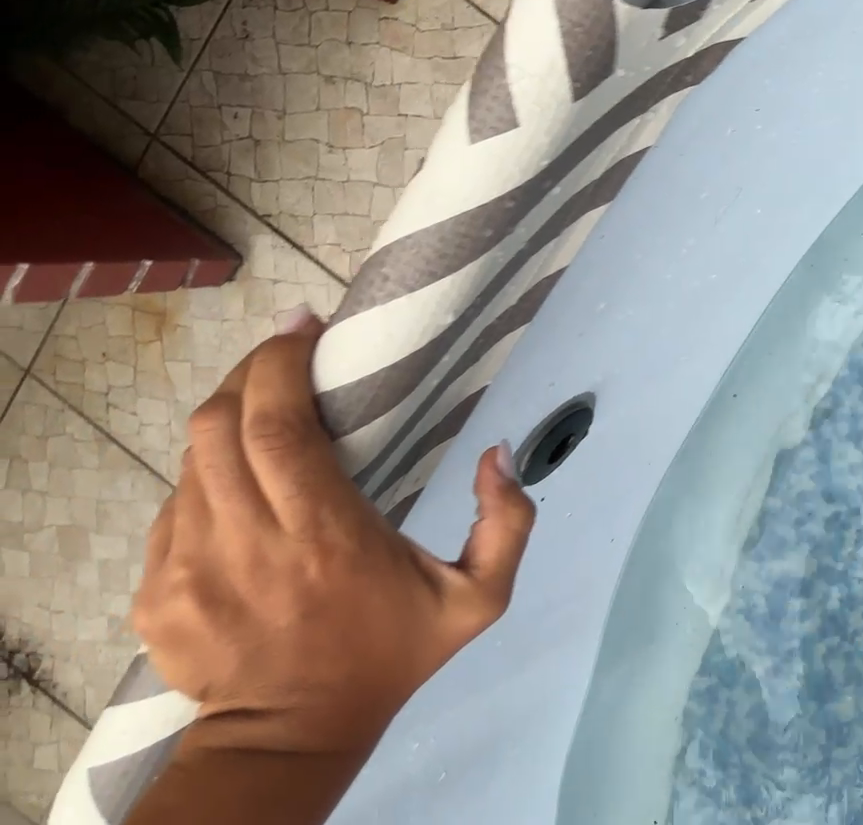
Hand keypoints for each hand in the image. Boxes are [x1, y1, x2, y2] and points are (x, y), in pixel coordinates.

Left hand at [132, 308, 536, 756]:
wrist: (292, 735)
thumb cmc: (394, 653)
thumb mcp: (483, 596)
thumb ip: (508, 522)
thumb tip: (499, 453)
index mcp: (326, 535)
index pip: (276, 427)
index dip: (281, 364)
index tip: (305, 325)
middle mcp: (246, 540)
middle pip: (218, 427)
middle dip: (251, 372)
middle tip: (289, 347)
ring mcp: (187, 566)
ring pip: (189, 461)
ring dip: (229, 418)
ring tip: (270, 402)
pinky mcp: (155, 588)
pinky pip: (176, 505)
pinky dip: (209, 472)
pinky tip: (245, 476)